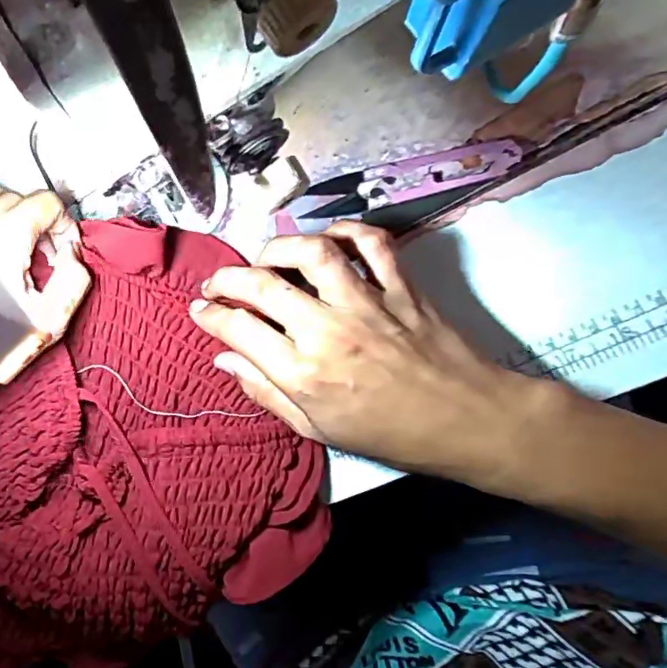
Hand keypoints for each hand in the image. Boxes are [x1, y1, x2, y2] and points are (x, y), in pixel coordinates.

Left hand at [0, 171, 88, 436]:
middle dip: (38, 225)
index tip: (64, 250)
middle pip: (16, 198)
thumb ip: (74, 281)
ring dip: (3, 206)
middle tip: (41, 259)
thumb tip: (73, 254)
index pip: (46, 203)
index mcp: (1, 237)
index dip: (64, 226)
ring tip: (10, 239)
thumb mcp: (47, 323)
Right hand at [189, 222, 574, 482]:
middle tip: (217, 282)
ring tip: (268, 258)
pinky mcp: (401, 287)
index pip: (239, 329)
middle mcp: (329, 331)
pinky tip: (330, 240)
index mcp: (304, 374)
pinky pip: (372, 244)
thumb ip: (267, 393)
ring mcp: (368, 304)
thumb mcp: (318, 429)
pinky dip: (349, 232)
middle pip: (263, 284)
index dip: (211, 315)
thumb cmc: (389, 435)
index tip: (201, 309)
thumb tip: (226, 361)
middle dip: (227, 278)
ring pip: (313, 252)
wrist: (465, 423)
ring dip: (280, 246)